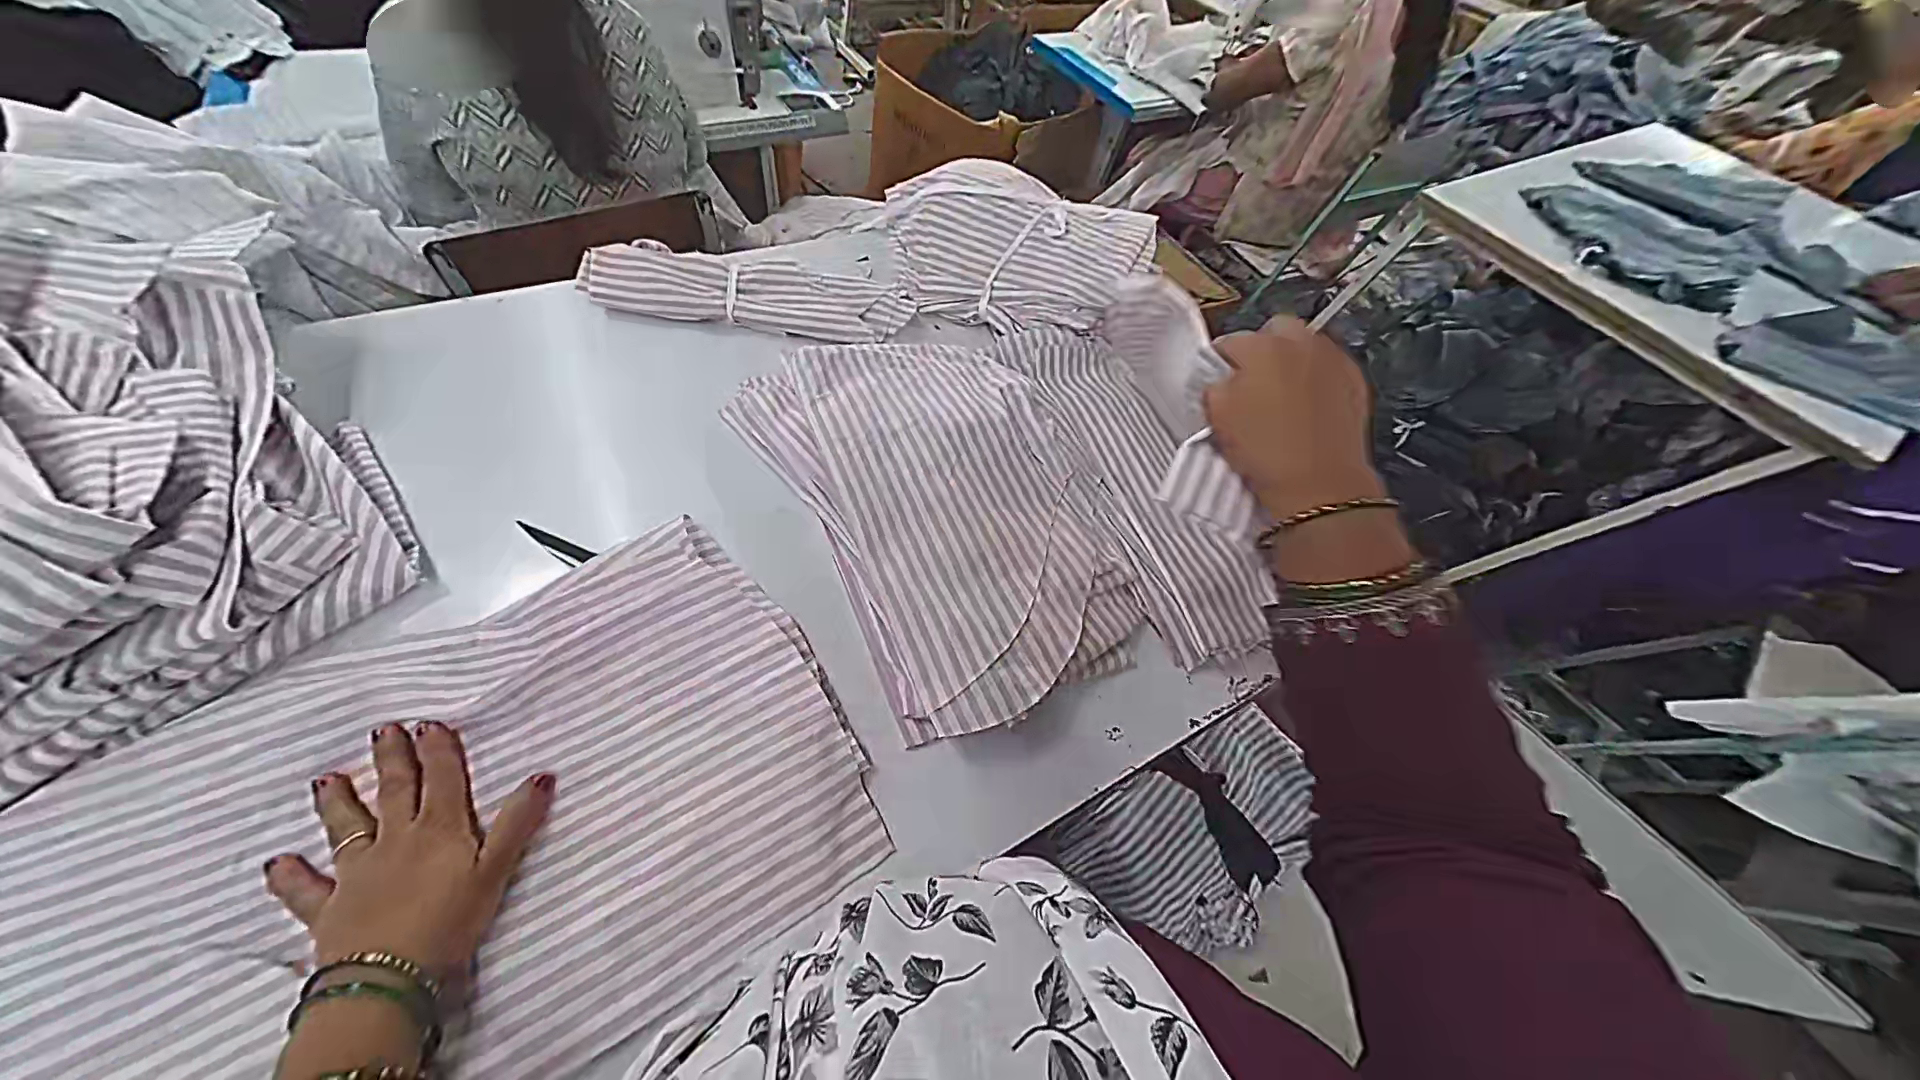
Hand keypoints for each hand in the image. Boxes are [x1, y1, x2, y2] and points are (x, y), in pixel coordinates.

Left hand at [264, 722, 553, 984]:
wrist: (387, 978)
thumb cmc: (452, 920)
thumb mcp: (497, 868)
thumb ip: (519, 821)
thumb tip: (543, 775)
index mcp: (439, 829)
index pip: (442, 779)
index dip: (437, 749)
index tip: (428, 723)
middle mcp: (396, 841)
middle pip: (396, 792)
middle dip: (393, 759)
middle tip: (383, 730)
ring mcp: (358, 874)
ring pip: (348, 829)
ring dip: (339, 802)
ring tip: (327, 779)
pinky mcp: (329, 910)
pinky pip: (305, 890)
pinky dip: (290, 876)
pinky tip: (276, 863)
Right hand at [1204, 315, 1384, 519]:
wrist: (1317, 483)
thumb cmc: (1264, 449)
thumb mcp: (1216, 416)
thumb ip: (1213, 386)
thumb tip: (1220, 380)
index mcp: (1262, 346)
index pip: (1229, 342)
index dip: (1219, 364)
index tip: (1217, 383)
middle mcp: (1302, 343)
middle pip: (1273, 331)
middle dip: (1260, 351)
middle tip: (1249, 385)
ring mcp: (1333, 359)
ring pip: (1304, 347)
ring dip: (1289, 362)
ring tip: (1278, 398)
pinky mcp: (1354, 381)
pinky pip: (1327, 368)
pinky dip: (1314, 379)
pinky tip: (1303, 408)